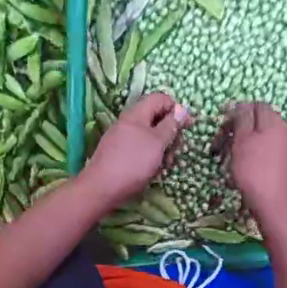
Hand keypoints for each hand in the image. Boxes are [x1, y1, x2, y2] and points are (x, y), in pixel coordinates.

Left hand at [79, 92, 189, 206]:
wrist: (100, 189)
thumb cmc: (133, 163)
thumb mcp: (157, 143)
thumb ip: (170, 125)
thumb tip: (182, 109)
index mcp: (136, 114)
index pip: (160, 99)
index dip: (176, 109)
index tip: (186, 127)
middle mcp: (127, 123)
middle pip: (155, 118)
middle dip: (170, 133)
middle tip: (175, 151)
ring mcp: (120, 139)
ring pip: (148, 137)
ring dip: (161, 149)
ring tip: (164, 166)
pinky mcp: (117, 154)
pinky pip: (138, 149)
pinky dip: (149, 157)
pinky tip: (152, 171)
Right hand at [223, 100, 286, 225]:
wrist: (275, 205)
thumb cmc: (254, 171)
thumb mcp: (242, 141)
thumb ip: (241, 119)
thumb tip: (240, 105)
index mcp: (275, 122)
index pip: (255, 105)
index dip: (236, 112)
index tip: (220, 128)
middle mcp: (285, 131)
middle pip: (259, 122)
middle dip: (238, 130)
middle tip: (220, 146)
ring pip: (262, 138)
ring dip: (243, 145)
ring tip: (228, 160)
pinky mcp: (286, 164)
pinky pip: (267, 152)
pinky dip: (253, 155)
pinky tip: (243, 169)